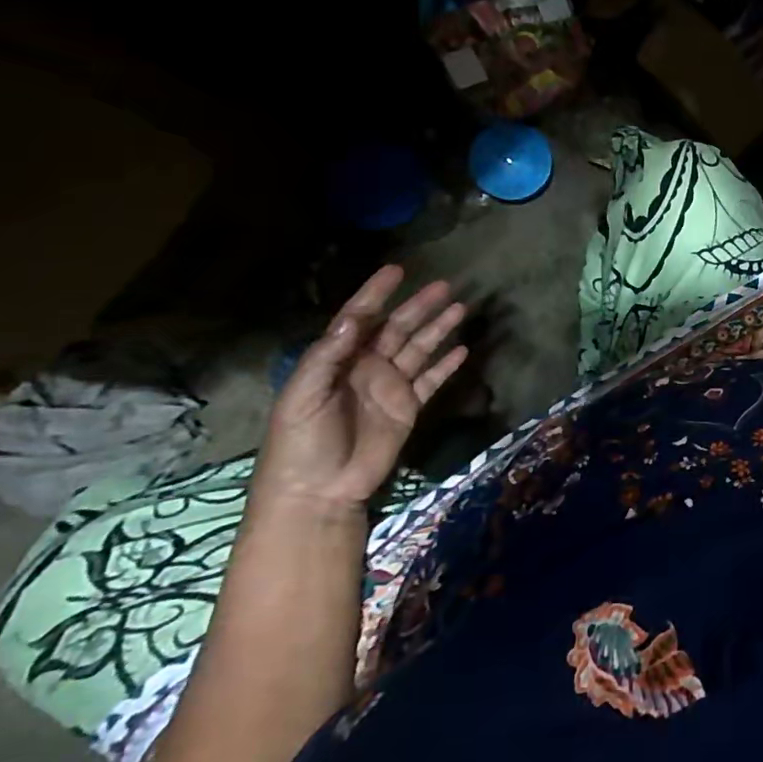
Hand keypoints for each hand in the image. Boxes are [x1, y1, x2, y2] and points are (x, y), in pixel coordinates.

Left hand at [256, 265, 467, 511]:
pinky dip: (446, 366)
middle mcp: (367, 366)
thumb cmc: (300, 442)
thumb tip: (354, 318)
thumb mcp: (302, 396)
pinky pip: (431, 381)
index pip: (360, 318)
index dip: (376, 293)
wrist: (318, 491)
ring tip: (460, 307)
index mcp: (338, 360)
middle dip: (419, 306)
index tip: (397, 270)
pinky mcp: (407, 408)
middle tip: (445, 285)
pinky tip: (462, 350)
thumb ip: (327, 356)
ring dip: (438, 328)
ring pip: (419, 349)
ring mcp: (389, 387)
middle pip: (397, 328)